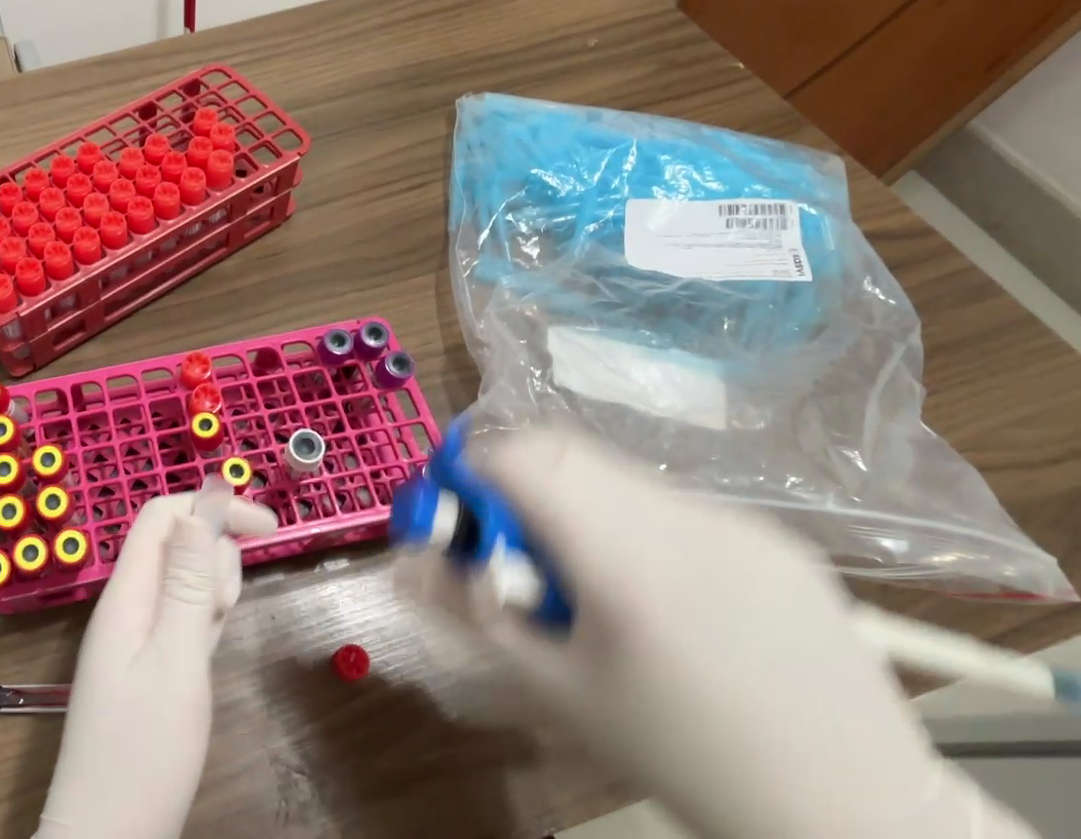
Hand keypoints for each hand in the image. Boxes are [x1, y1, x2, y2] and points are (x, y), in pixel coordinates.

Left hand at [36, 492, 278, 838]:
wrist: (109, 834)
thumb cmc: (146, 749)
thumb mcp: (176, 658)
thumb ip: (189, 582)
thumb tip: (200, 505)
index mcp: (126, 594)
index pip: (162, 517)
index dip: (213, 507)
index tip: (269, 528)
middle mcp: (128, 606)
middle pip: (176, 544)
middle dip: (217, 558)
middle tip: (225, 616)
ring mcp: (136, 636)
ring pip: (184, 582)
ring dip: (213, 593)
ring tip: (212, 644)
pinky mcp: (149, 665)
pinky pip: (183, 618)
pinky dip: (205, 620)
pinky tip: (211, 644)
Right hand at [397, 427, 1037, 838]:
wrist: (849, 807)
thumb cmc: (676, 750)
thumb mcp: (555, 689)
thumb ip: (472, 612)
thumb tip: (405, 560)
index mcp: (625, 561)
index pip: (519, 457)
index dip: (467, 467)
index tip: (454, 512)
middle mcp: (683, 519)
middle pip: (562, 450)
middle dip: (511, 479)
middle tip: (505, 546)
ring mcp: (737, 521)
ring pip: (614, 472)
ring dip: (568, 498)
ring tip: (580, 576)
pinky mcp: (773, 535)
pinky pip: (669, 502)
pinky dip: (627, 519)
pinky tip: (651, 591)